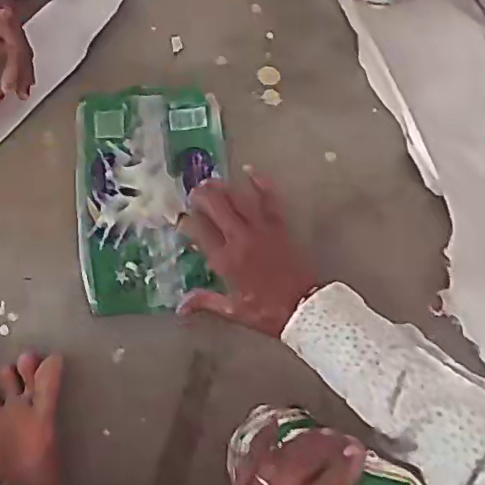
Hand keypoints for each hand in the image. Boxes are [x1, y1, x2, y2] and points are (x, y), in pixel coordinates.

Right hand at [178, 174, 318, 336]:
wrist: (303, 306)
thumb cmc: (267, 311)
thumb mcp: (233, 311)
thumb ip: (205, 303)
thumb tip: (180, 307)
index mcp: (226, 260)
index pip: (199, 232)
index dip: (187, 222)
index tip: (180, 218)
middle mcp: (240, 239)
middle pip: (216, 207)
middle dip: (202, 197)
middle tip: (193, 193)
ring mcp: (261, 229)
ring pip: (238, 199)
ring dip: (223, 188)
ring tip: (211, 181)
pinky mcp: (279, 226)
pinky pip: (269, 200)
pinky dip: (260, 184)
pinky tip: (250, 172)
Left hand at [183, 427, 370, 484]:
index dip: (336, 477)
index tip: (358, 458)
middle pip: (291, 473)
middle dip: (321, 449)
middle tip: (348, 440)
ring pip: (270, 464)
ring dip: (298, 443)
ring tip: (324, 432)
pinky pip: (248, 467)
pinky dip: (264, 442)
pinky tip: (277, 426)